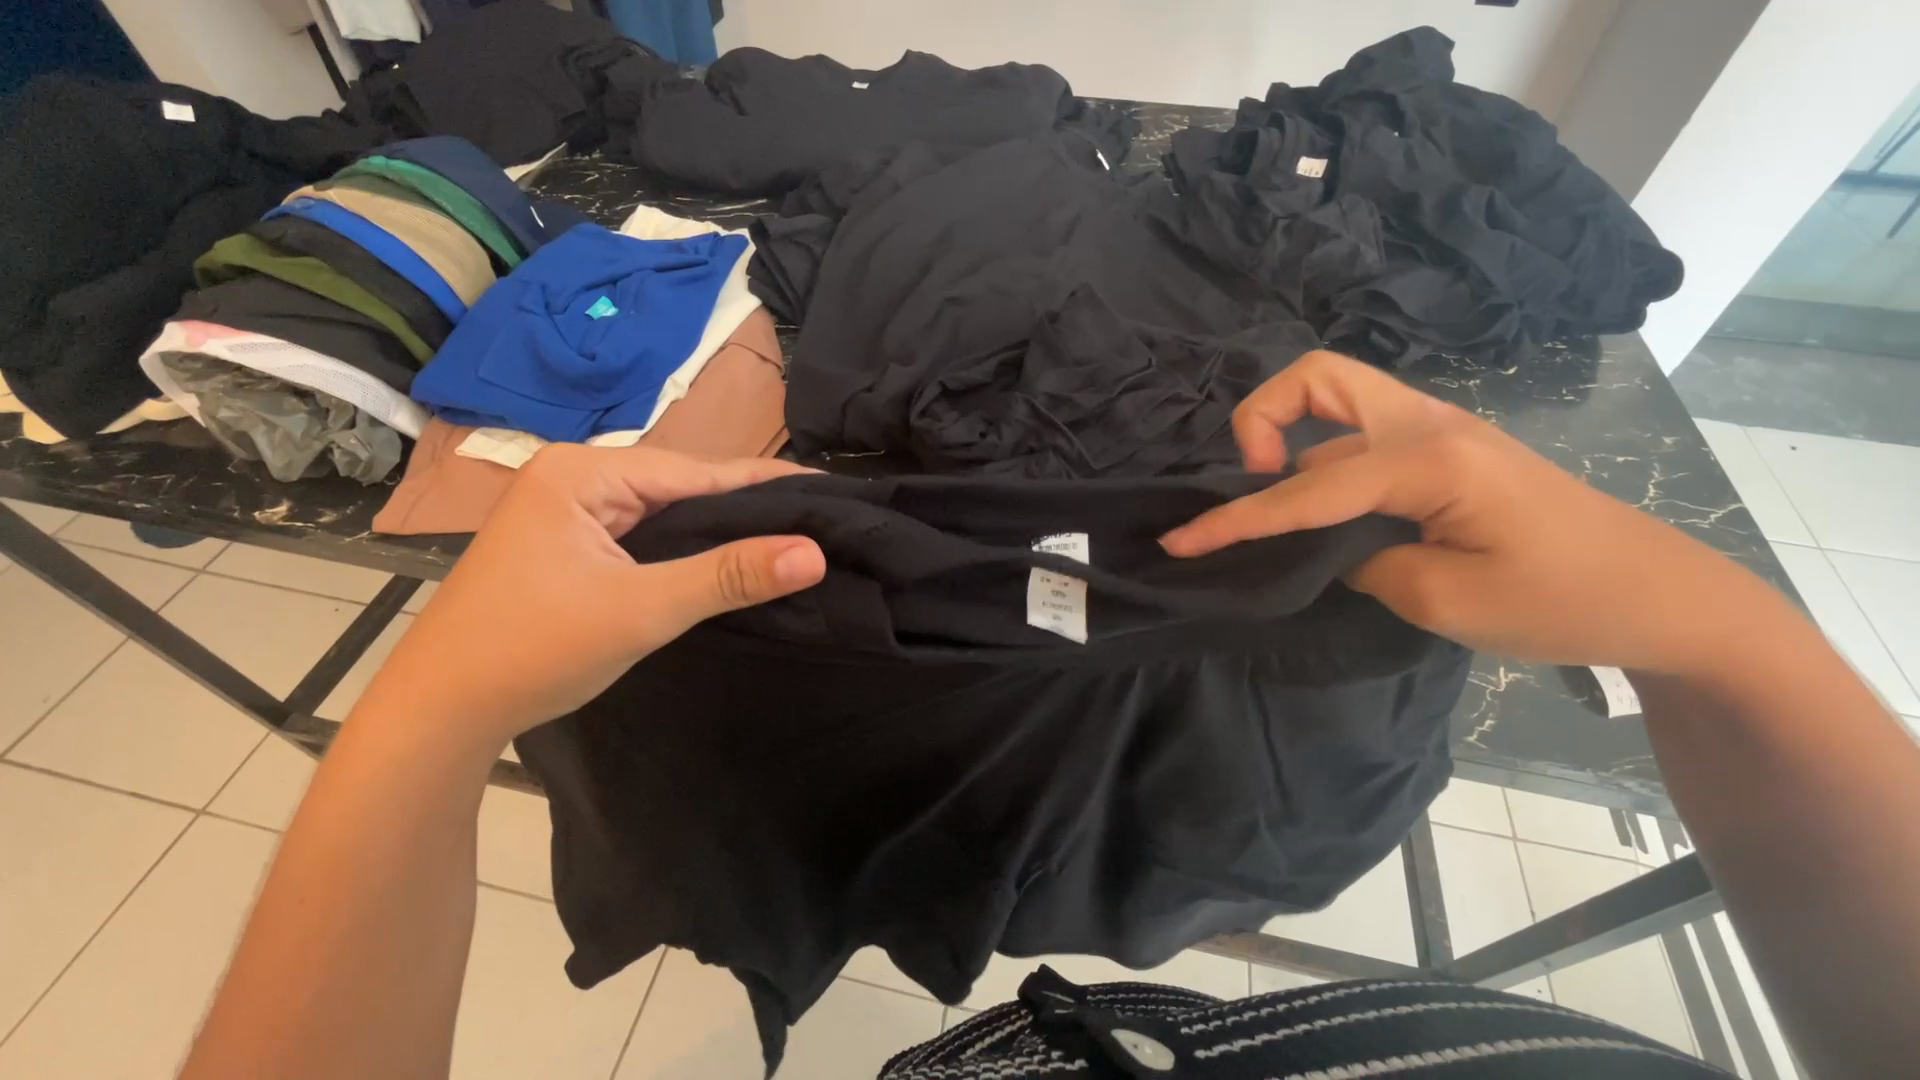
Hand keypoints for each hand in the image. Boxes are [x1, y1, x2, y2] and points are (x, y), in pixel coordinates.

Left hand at [352, 444, 825, 751]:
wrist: (440, 712)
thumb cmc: (534, 651)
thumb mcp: (641, 609)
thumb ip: (728, 576)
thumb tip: (815, 552)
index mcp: (583, 472)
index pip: (698, 471)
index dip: (768, 484)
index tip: (831, 491)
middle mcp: (575, 477)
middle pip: (683, 487)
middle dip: (747, 507)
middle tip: (820, 520)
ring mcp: (569, 511)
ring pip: (665, 513)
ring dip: (718, 530)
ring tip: (788, 538)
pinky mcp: (569, 545)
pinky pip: (645, 536)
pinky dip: (686, 549)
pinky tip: (725, 560)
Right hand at [1159, 350, 1770, 674]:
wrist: (1664, 598)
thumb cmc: (1561, 602)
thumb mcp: (1442, 598)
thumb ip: (1359, 561)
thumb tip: (1326, 543)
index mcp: (1428, 458)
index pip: (1304, 489)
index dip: (1235, 520)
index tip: (1179, 542)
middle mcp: (1428, 425)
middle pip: (1320, 376)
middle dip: (1262, 417)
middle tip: (1251, 481)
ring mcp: (1440, 434)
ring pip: (1338, 405)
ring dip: (1291, 440)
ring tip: (1278, 508)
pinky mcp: (1447, 455)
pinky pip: (1362, 440)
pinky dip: (1323, 466)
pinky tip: (1325, 518)